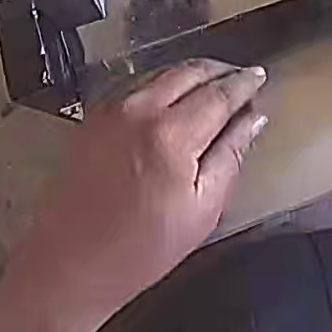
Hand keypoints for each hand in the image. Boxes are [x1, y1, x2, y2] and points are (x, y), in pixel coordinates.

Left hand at [0, 60, 267, 331]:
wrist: (70, 260)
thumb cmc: (142, 248)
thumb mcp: (202, 209)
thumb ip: (230, 155)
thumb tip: (253, 119)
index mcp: (171, 133)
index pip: (219, 93)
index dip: (244, 83)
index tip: (260, 75)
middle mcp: (140, 109)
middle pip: (189, 72)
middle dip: (219, 71)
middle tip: (241, 78)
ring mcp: (112, 108)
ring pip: (161, 74)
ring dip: (190, 74)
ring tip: (213, 85)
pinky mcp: (94, 115)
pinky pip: (136, 85)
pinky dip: (161, 84)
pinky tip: (172, 98)